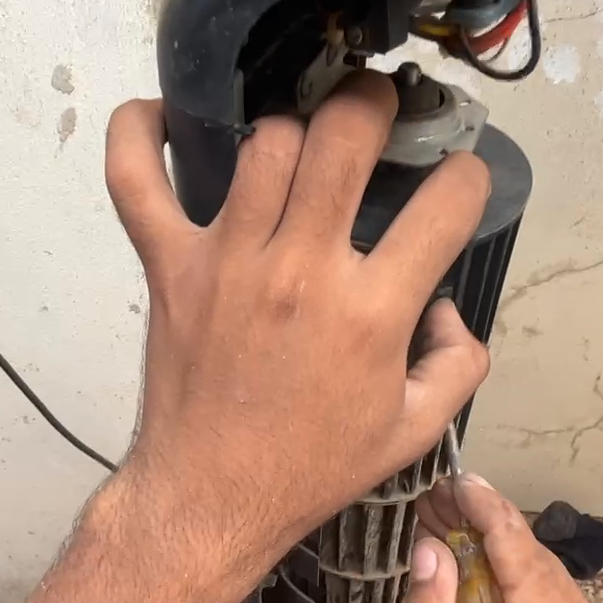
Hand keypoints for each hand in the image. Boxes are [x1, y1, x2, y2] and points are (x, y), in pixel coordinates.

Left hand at [104, 72, 491, 585]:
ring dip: (291, 130)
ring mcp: (228, 261)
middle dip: (374, 104)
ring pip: (263, 144)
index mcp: (372, 314)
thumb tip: (446, 306)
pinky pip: (135, 178)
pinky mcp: (169, 267)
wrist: (212, 498)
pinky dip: (140, 135)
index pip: (446, 204)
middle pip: (345, 135)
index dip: (468, 177)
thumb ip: (458, 364)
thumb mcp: (413, 432)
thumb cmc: (312, 467)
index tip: (457, 183)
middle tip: (377, 112)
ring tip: (300, 146)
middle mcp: (302, 271)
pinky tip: (164, 119)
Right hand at [404, 474, 602, 602]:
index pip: (538, 587)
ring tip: (455, 516)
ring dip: (509, 548)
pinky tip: (484, 558)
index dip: (498, 526)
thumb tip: (431, 550)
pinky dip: (522, 579)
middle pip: (553, 580)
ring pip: (562, 590)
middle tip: (444, 493)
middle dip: (498, 528)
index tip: (463, 482)